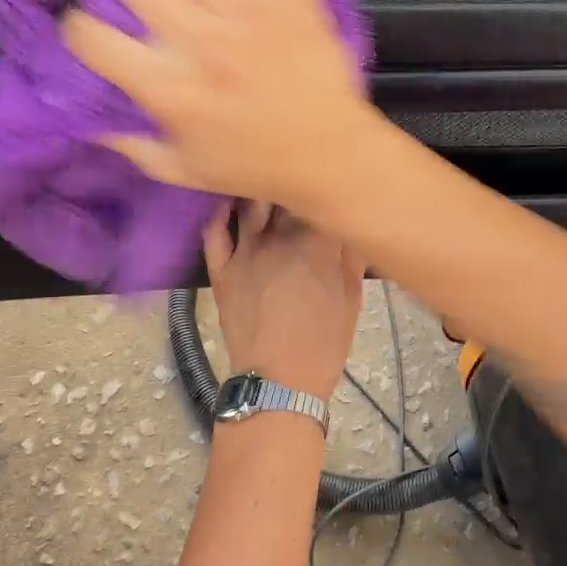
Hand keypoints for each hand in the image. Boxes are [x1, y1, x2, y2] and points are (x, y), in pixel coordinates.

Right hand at [62, 0, 382, 210]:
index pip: (90, 33)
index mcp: (168, 88)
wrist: (333, 155)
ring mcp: (251, 13)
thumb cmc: (254, 165)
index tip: (92, 29)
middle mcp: (203, 42)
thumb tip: (87, 120)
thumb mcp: (181, 169)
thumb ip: (129, 143)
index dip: (78, 26)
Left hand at [203, 199, 363, 399]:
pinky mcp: (221, 267)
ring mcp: (246, 250)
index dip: (324, 187)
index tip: (328, 186)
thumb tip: (352, 223)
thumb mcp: (352, 296)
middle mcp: (280, 236)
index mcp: (317, 242)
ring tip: (268, 186)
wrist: (279, 381)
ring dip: (261, 190)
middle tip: (299, 184)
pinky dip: (222, 212)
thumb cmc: (324, 341)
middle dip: (292, 185)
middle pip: (284, 191)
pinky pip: (214, 229)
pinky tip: (231, 204)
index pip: (319, 194)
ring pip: (251, 202)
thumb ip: (352, 254)